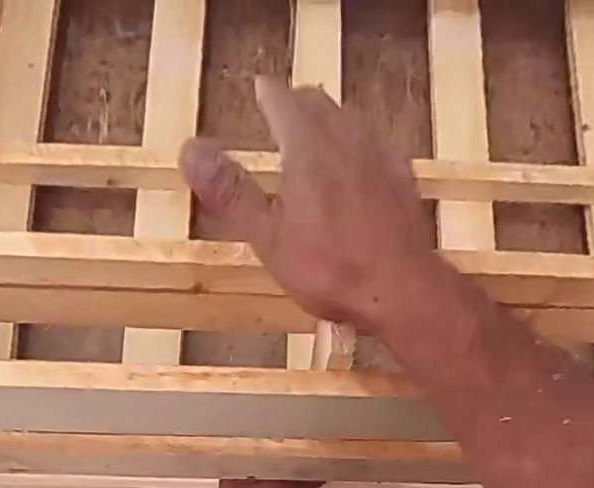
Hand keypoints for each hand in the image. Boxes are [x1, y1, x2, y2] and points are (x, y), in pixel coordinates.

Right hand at [180, 76, 446, 335]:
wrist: (399, 291)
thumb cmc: (329, 269)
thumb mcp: (269, 238)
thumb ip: (232, 193)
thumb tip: (190, 149)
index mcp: (308, 148)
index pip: (283, 102)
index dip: (268, 95)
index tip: (259, 89)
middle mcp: (347, 140)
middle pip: (320, 105)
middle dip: (299, 104)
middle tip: (285, 110)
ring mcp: (380, 159)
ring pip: (351, 123)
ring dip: (330, 121)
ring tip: (318, 134)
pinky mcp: (403, 182)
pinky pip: (377, 150)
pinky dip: (360, 150)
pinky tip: (361, 167)